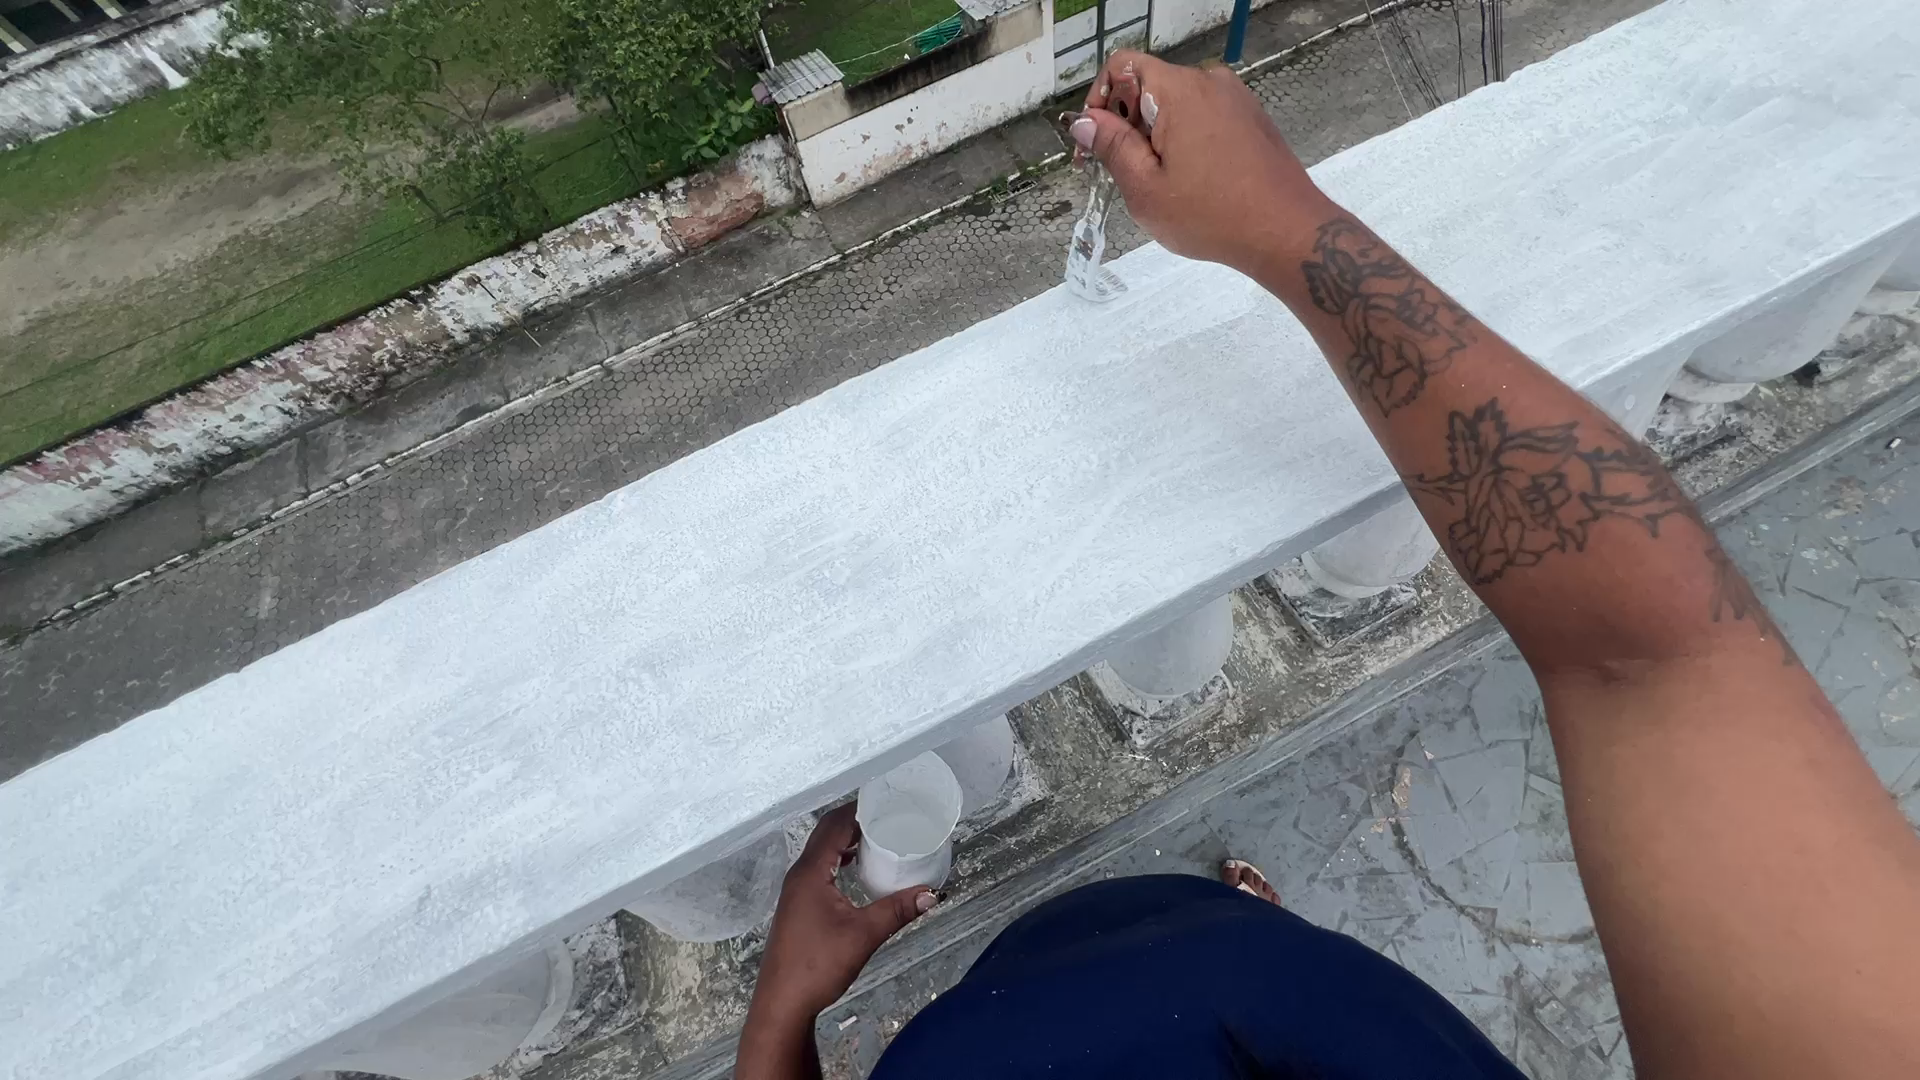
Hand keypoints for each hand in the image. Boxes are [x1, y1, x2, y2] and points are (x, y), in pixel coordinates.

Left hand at [750, 804, 938, 1020]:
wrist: (782, 1006)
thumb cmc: (818, 965)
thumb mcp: (863, 935)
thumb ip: (897, 910)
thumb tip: (932, 894)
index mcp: (811, 871)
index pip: (834, 826)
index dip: (857, 809)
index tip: (884, 800)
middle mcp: (799, 874)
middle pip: (825, 833)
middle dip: (853, 821)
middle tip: (886, 815)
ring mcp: (795, 890)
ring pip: (820, 850)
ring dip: (844, 839)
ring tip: (875, 837)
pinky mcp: (797, 905)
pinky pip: (818, 866)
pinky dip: (837, 858)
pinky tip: (854, 868)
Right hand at [1068, 50, 1335, 274]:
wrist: (1282, 230)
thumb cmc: (1209, 215)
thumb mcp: (1146, 188)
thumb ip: (1112, 147)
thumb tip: (1083, 121)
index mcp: (1178, 90)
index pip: (1121, 67)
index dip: (1098, 103)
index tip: (1093, 147)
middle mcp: (1208, 81)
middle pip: (1149, 86)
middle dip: (1126, 126)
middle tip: (1123, 178)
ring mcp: (1233, 97)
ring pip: (1175, 105)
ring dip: (1154, 138)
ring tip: (1160, 187)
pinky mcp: (1249, 118)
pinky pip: (1202, 118)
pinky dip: (1183, 142)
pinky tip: (1189, 183)